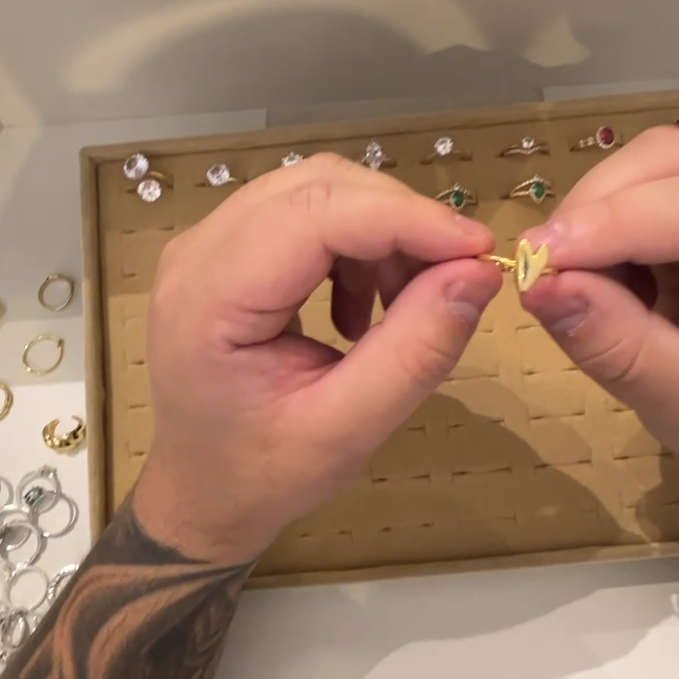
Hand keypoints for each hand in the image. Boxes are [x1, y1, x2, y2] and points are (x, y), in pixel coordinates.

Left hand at [133, 154, 501, 562]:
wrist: (202, 491)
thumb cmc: (262, 475)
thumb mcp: (347, 432)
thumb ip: (414, 353)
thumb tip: (478, 274)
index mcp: (209, 298)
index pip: (315, 214)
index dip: (405, 219)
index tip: (480, 250)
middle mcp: (198, 251)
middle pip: (317, 187)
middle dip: (400, 221)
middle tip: (454, 278)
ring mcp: (207, 244)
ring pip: (316, 192)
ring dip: (380, 234)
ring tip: (402, 307)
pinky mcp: (226, 251)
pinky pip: (305, 216)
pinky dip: (355, 248)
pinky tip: (360, 312)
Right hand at [517, 128, 678, 501]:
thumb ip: (617, 347)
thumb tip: (540, 287)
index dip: (618, 222)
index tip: (536, 257)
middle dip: (599, 205)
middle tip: (544, 267)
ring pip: (663, 157)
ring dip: (599, 207)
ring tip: (578, 274)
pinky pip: (655, 176)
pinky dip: (610, 214)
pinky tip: (608, 265)